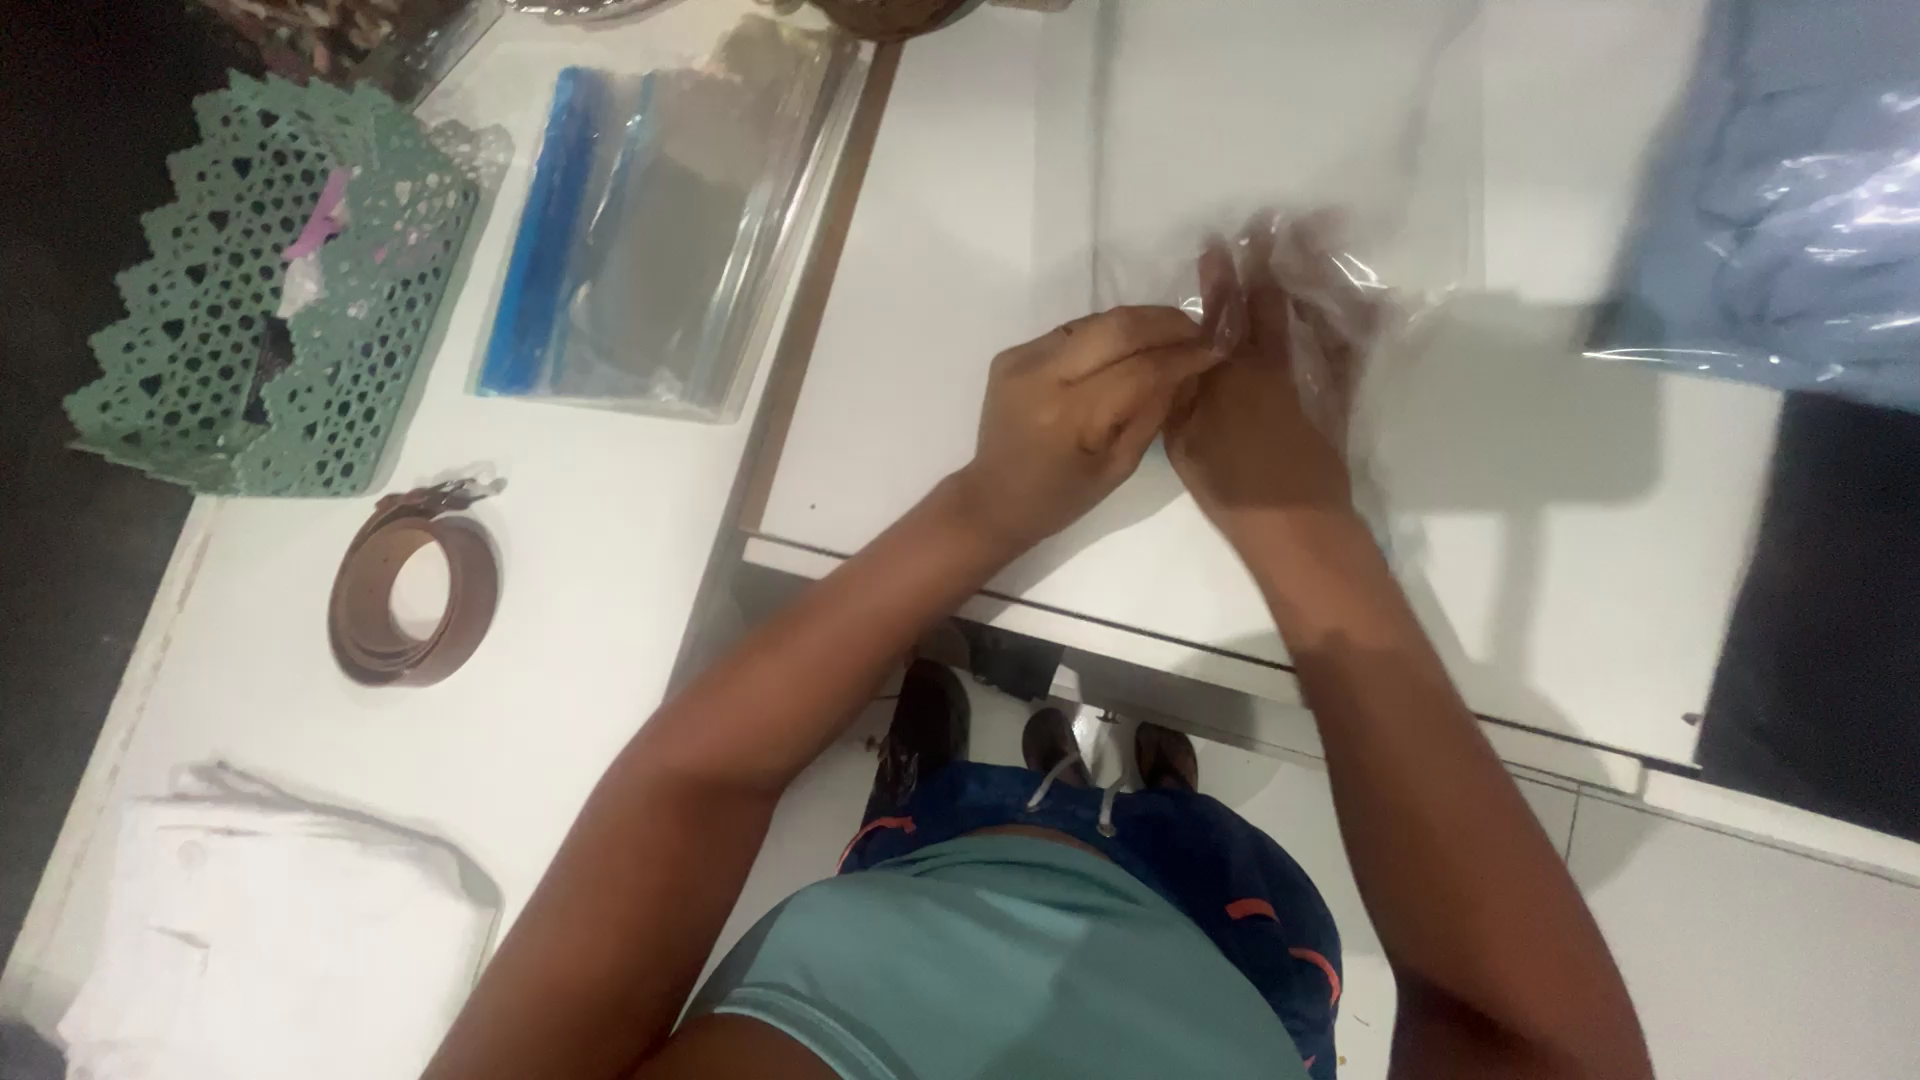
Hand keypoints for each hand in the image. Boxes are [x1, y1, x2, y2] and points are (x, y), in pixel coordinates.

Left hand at [951, 306, 1220, 550]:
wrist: (993, 499)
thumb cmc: (1060, 499)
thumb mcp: (1118, 468)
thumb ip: (1152, 413)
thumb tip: (1187, 368)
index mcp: (1069, 417)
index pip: (1140, 369)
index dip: (1183, 355)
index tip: (1216, 348)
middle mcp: (1041, 377)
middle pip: (1117, 327)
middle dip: (1166, 323)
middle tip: (1198, 329)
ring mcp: (1021, 360)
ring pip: (1094, 322)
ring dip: (1137, 323)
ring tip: (1169, 334)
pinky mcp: (1011, 354)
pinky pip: (1070, 332)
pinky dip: (1104, 335)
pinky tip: (1125, 348)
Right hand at [1166, 218, 1376, 541]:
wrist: (1290, 522)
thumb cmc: (1228, 486)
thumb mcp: (1183, 443)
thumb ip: (1181, 395)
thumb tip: (1182, 356)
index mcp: (1226, 374)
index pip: (1220, 316)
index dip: (1219, 280)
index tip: (1217, 244)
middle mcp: (1269, 363)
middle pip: (1266, 303)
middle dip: (1265, 261)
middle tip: (1268, 221)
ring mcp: (1309, 374)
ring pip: (1309, 312)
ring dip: (1308, 271)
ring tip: (1309, 234)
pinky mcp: (1339, 391)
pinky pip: (1352, 347)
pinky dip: (1361, 319)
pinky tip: (1367, 293)